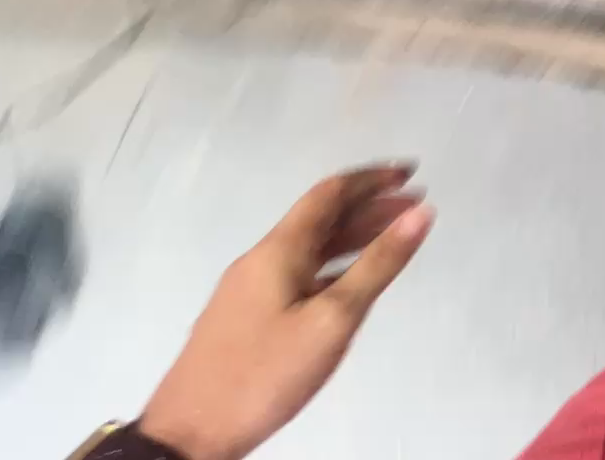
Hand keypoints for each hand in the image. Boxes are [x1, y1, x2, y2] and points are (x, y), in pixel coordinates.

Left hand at [140, 165, 434, 459]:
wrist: (184, 441)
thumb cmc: (264, 373)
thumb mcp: (334, 318)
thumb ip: (380, 263)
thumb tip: (421, 212)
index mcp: (279, 251)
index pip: (330, 194)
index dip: (372, 178)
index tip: (409, 172)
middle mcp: (263, 260)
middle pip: (322, 216)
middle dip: (371, 204)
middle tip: (414, 202)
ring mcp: (252, 289)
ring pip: (314, 244)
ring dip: (357, 231)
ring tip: (396, 232)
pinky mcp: (249, 316)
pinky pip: (304, 269)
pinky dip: (339, 259)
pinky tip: (356, 274)